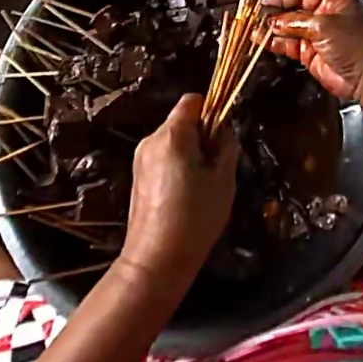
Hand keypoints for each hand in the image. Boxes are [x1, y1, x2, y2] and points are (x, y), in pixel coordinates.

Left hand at [122, 95, 238, 287]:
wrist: (156, 260)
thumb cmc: (195, 218)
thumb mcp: (223, 181)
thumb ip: (226, 146)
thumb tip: (224, 127)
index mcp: (172, 134)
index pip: (192, 100)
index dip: (211, 110)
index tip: (222, 134)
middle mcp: (151, 139)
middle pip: (181, 121)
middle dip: (201, 135)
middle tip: (216, 166)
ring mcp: (141, 157)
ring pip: (172, 140)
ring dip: (189, 152)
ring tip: (202, 186)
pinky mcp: (137, 175)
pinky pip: (162, 156)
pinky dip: (176, 165)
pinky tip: (185, 195)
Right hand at [261, 0, 362, 101]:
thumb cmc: (354, 45)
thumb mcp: (324, 26)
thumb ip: (296, 21)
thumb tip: (275, 21)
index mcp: (334, 3)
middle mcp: (324, 17)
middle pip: (294, 10)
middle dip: (276, 12)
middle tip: (258, 12)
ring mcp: (316, 36)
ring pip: (289, 28)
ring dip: (272, 28)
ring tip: (256, 26)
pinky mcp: (309, 54)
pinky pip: (288, 45)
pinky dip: (275, 43)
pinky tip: (262, 39)